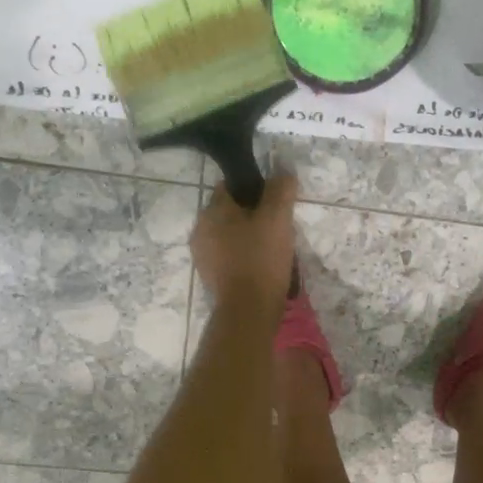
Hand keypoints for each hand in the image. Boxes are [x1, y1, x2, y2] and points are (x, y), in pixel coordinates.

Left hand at [192, 167, 297, 311]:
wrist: (248, 310)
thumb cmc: (261, 259)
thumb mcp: (278, 218)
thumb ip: (280, 189)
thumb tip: (282, 171)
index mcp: (212, 210)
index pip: (231, 186)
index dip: (255, 189)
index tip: (275, 201)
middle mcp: (200, 229)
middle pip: (230, 211)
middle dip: (253, 215)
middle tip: (278, 226)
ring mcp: (202, 255)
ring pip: (229, 234)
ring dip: (248, 237)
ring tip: (273, 249)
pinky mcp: (210, 276)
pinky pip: (228, 256)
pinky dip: (243, 256)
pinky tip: (261, 266)